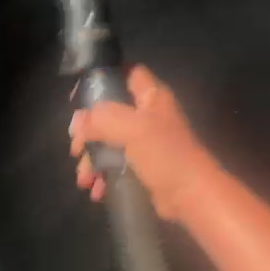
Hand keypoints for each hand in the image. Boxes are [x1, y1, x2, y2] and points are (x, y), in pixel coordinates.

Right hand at [69, 66, 225, 221]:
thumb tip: (76, 122)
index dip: (104, 78)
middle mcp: (149, 116)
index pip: (128, 73)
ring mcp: (146, 144)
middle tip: (76, 148)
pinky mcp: (144, 169)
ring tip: (85, 179)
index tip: (79, 95)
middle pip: (110, 113)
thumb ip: (100, 119)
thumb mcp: (132, 128)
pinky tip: (96, 191)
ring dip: (92, 160)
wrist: (193, 198)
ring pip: (110, 143)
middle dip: (89, 132)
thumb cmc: (166, 155)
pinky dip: (104, 177)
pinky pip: (116, 167)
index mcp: (152, 98)